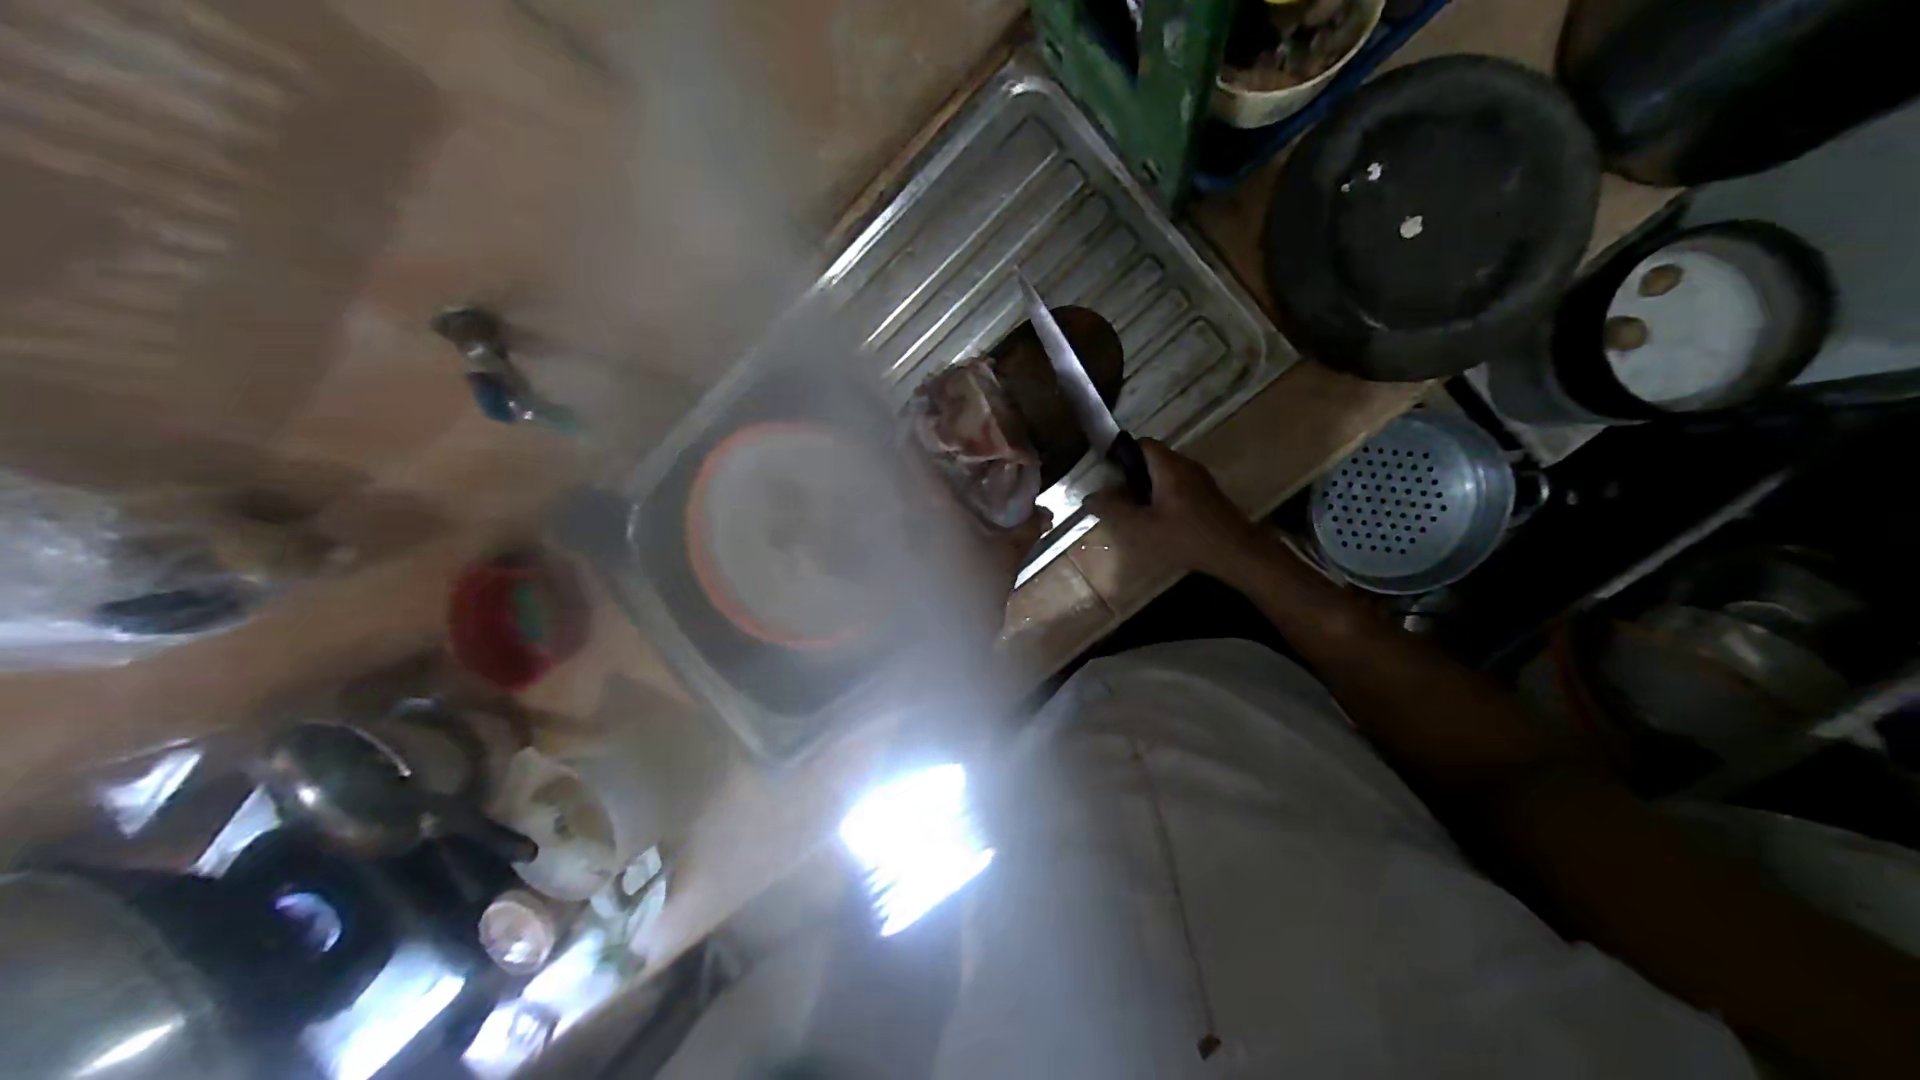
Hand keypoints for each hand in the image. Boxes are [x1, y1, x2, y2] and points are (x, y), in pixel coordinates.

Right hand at [1087, 439, 1268, 582]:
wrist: (1236, 553)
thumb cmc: (1185, 538)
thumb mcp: (1142, 528)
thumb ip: (1114, 510)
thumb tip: (1090, 496)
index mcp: (1169, 467)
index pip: (1142, 444)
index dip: (1122, 454)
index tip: (1109, 475)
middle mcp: (1187, 465)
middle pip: (1153, 458)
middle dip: (1133, 474)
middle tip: (1119, 498)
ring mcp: (1201, 479)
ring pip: (1167, 473)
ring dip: (1148, 486)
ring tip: (1136, 511)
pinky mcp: (1209, 495)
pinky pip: (1180, 485)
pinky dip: (1164, 495)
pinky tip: (1160, 520)